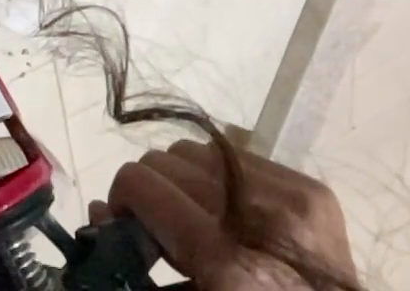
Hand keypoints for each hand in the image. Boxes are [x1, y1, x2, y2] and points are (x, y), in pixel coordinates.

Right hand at [93, 140, 357, 289]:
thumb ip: (132, 259)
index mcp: (226, 258)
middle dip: (154, 191)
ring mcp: (292, 198)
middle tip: (166, 228)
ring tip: (202, 218)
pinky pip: (235, 154)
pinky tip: (236, 213)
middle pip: (163, 160)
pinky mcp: (312, 190)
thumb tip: (96, 210)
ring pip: (195, 150)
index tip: (128, 225)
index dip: (122, 200)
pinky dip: (223, 178)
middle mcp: (259, 216)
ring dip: (186, 180)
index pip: (140, 182)